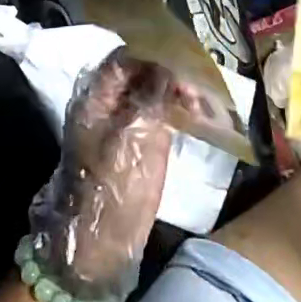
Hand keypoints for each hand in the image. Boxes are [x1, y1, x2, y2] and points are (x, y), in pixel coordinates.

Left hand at [32, 50, 185, 297]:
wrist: (96, 248)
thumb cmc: (111, 190)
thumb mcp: (133, 137)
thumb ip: (150, 97)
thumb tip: (168, 66)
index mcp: (95, 100)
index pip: (124, 59)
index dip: (153, 53)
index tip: (184, 55)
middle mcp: (107, 108)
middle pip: (140, 75)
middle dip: (171, 72)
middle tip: (201, 81)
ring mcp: (122, 128)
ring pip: (151, 95)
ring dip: (178, 92)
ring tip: (205, 100)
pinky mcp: (136, 148)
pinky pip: (158, 116)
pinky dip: (178, 111)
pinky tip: (198, 115)